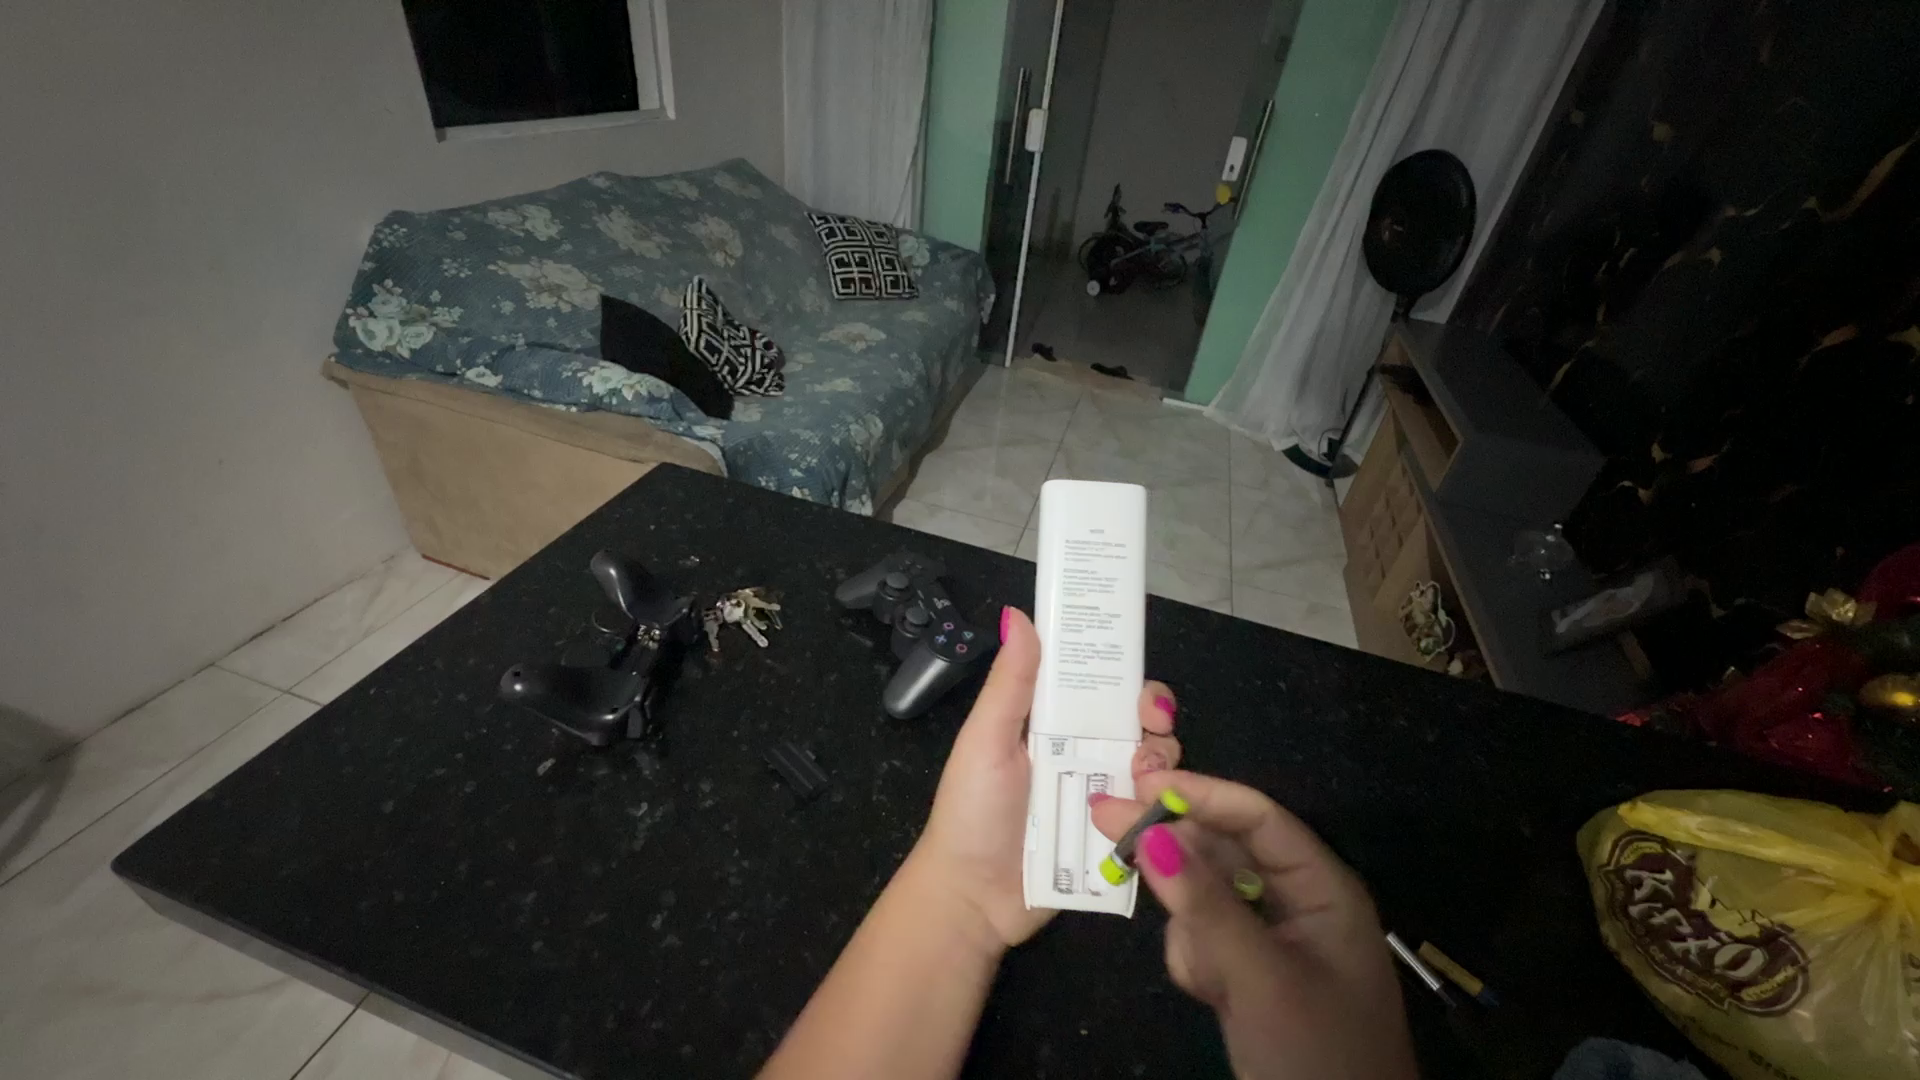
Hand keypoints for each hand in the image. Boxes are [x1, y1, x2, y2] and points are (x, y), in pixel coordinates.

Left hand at [909, 607, 1182, 948]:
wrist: (973, 898)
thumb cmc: (972, 811)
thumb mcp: (986, 740)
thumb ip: (1010, 682)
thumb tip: (1019, 612)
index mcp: (1050, 722)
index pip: (1099, 685)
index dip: (1124, 675)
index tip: (1138, 682)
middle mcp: (1082, 753)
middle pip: (1137, 722)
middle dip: (1155, 719)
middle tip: (1151, 731)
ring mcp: (1102, 796)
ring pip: (1155, 766)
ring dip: (1161, 764)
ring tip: (1142, 779)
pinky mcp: (1116, 838)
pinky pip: (1154, 815)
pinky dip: (1162, 809)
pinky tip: (1152, 814)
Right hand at [1091, 771, 1417, 1079]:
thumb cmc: (1316, 1056)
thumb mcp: (1258, 977)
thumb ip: (1203, 904)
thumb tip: (1148, 835)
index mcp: (1322, 887)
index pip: (1257, 817)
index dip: (1200, 793)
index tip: (1139, 783)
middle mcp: (1296, 900)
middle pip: (1222, 847)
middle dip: (1173, 848)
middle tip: (1104, 818)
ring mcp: (1269, 935)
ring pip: (1203, 893)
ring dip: (1190, 924)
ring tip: (1209, 975)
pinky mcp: (1246, 967)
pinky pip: (1200, 934)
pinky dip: (1194, 956)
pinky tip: (1210, 992)